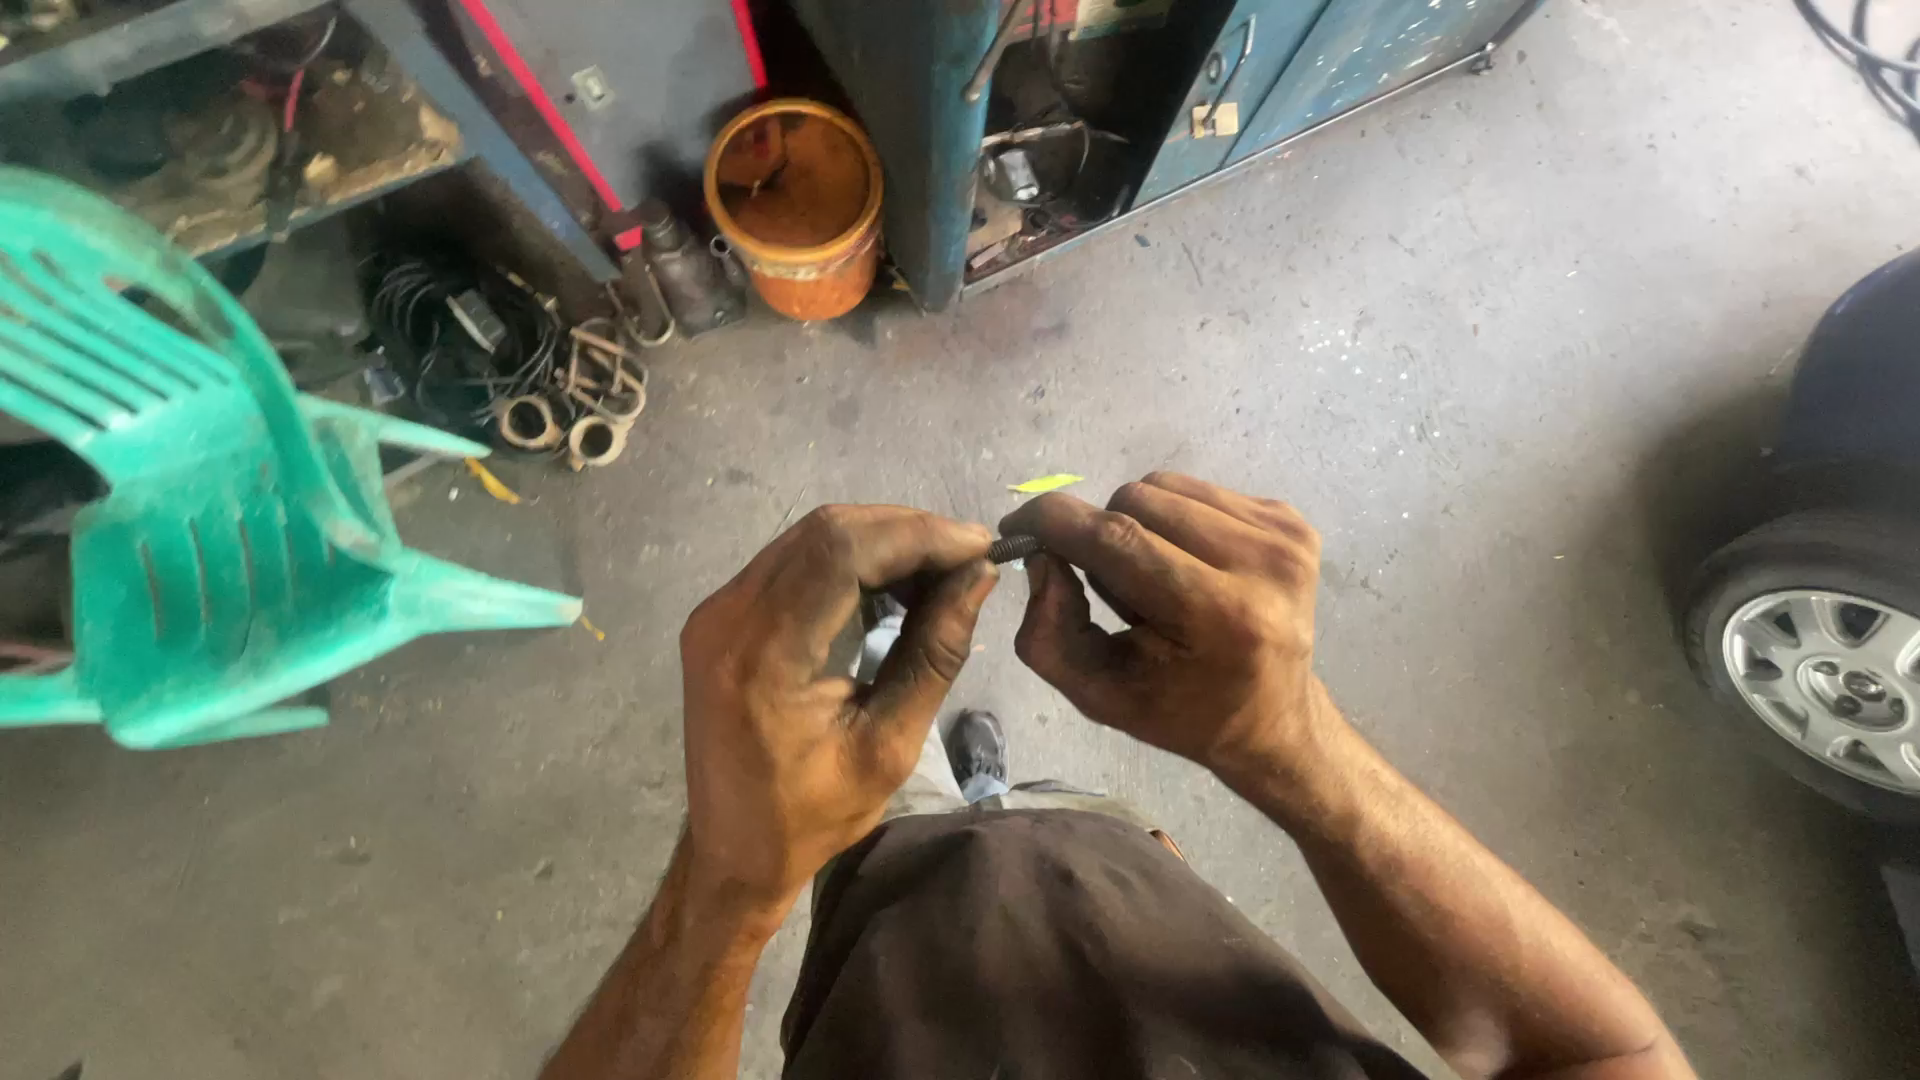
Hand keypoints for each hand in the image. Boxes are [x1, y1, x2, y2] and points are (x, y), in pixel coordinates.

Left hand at [678, 506, 997, 914]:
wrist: (731, 849)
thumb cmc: (813, 816)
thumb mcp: (890, 747)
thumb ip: (935, 655)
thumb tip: (978, 578)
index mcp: (765, 657)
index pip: (843, 552)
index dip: (918, 535)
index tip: (978, 547)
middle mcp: (729, 616)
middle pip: (827, 531)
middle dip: (908, 531)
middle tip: (967, 555)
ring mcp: (718, 610)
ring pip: (812, 535)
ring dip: (883, 539)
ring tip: (940, 569)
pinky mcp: (723, 613)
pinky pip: (796, 558)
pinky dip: (853, 558)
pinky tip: (893, 582)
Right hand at [1001, 472, 1332, 783]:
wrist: (1273, 718)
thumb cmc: (1179, 712)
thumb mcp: (1097, 694)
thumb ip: (1048, 631)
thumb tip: (1041, 554)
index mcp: (1217, 615)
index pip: (1115, 539)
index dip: (1051, 522)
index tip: (1017, 527)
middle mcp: (1262, 565)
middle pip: (1132, 503)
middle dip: (1100, 537)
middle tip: (1116, 590)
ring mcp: (1285, 537)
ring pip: (1160, 486)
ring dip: (1135, 525)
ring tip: (1155, 579)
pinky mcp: (1292, 521)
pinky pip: (1194, 489)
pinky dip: (1170, 520)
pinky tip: (1185, 565)